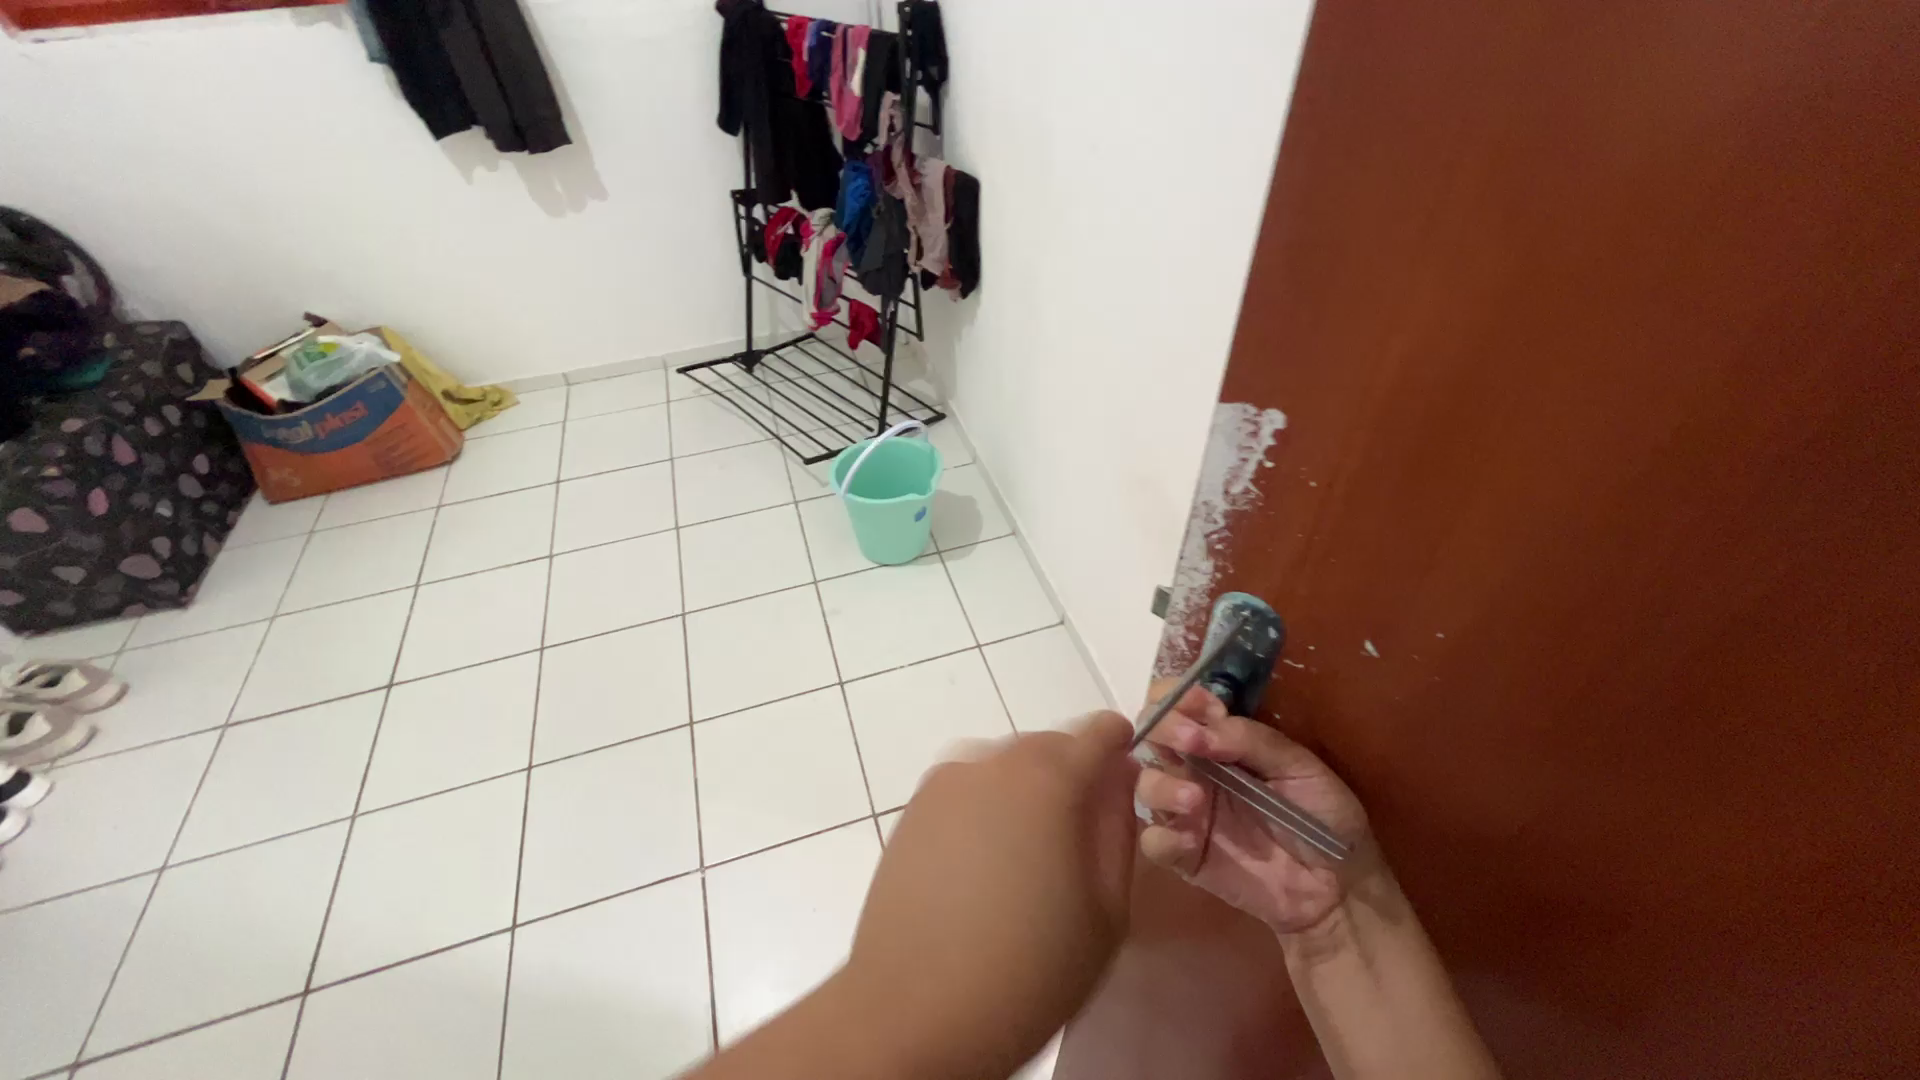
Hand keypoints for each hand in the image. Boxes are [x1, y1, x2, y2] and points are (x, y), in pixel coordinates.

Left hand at [838, 711, 1139, 1078]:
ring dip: (1027, 788)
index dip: (1119, 745)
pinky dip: (987, 805)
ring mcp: (946, 782)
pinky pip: (967, 788)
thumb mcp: (1105, 910)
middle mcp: (994, 762)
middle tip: (1081, 833)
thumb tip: (1120, 782)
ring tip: (1029, 854)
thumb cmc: (1029, 969)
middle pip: (1049, 745)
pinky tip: (984, 862)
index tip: (1127, 771)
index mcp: (1049, 779)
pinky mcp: (913, 808)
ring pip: (1004, 765)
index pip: (1098, 732)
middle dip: (1073, 772)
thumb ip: (1119, 830)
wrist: (914, 1009)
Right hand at [1134, 680, 1370, 934]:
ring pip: (1144, 785)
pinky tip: (1192, 841)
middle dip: (1162, 729)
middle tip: (1190, 742)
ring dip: (1160, 784)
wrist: (1341, 887)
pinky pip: (1152, 842)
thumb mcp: (1300, 767)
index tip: (1205, 707)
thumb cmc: (1325, 815)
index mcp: (1219, 741)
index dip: (1180, 698)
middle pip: (1151, 736)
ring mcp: (1185, 812)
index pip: (1180, 705)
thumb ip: (1252, 740)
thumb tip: (1204, 727)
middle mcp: (1193, 769)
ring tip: (1194, 799)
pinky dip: (1163, 837)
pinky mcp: (1184, 856)